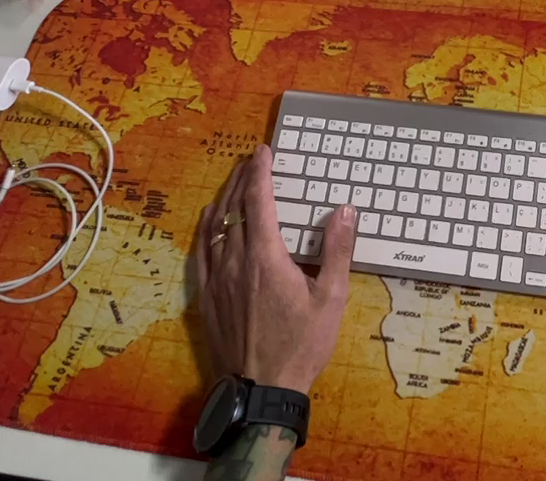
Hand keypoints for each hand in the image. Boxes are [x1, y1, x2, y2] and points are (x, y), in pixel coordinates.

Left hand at [195, 144, 355, 392]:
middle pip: (233, 208)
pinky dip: (206, 227)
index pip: (258, 202)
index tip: (263, 151)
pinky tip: (210, 220)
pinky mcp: (205, 297)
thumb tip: (345, 210)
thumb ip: (337, 251)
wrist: (261, 392)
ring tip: (234, 180)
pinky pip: (200, 251)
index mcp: (265, 257)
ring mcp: (216, 279)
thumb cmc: (301, 344)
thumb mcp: (331, 298)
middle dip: (242, 179)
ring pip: (214, 227)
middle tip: (252, 160)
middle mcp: (235, 261)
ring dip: (224, 198)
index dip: (260, 173)